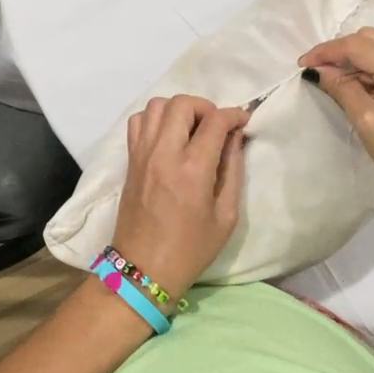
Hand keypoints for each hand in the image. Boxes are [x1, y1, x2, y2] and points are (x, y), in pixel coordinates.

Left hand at [111, 95, 248, 304]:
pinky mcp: (129, 159)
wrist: (144, 269)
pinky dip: (155, 119)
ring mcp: (142, 154)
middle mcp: (163, 153)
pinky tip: (168, 137)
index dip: (234, 115)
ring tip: (191, 130)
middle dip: (205, 107)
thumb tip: (236, 136)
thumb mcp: (225, 216)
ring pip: (156, 105)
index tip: (243, 121)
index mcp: (192, 169)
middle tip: (216, 127)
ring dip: (178, 110)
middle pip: (182, 103)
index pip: (215, 121)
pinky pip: (138, 121)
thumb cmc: (191, 248)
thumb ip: (232, 169)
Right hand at [299, 27, 373, 199]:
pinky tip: (365, 82)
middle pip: (370, 37)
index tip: (303, 64)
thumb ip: (340, 87)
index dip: (326, 51)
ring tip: (342, 82)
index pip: (358, 45)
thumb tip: (315, 69)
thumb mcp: (366, 120)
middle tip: (322, 74)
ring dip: (358, 58)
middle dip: (342, 53)